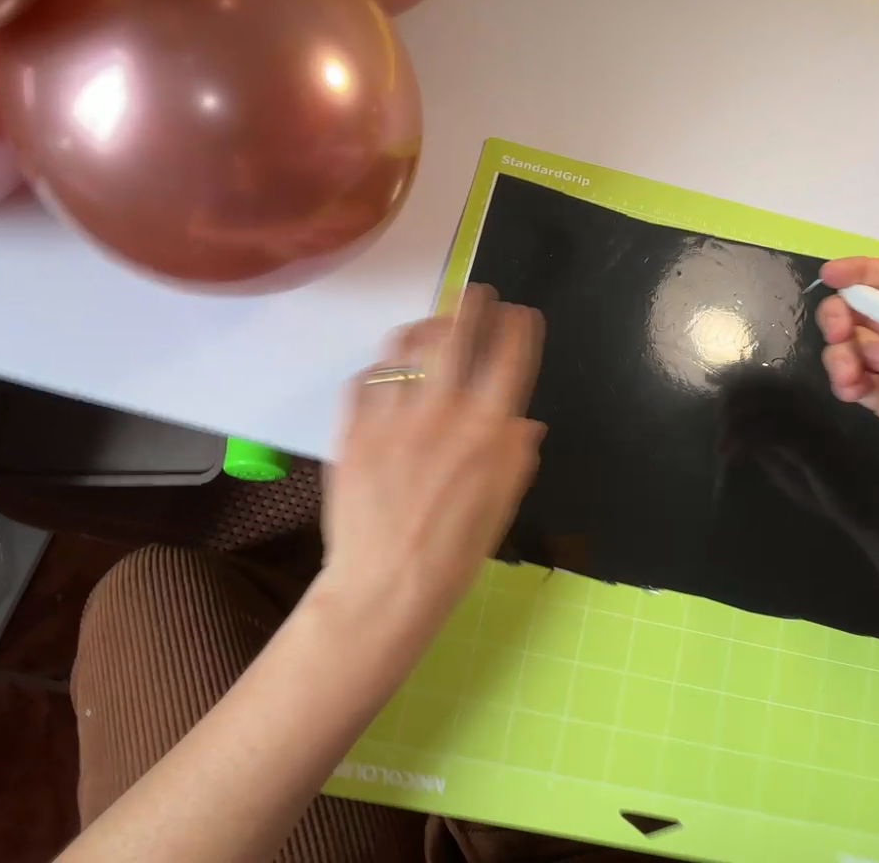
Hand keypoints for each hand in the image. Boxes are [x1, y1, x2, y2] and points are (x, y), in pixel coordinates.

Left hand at [322, 285, 545, 626]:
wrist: (385, 586)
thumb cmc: (455, 553)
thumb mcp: (501, 506)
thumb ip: (516, 457)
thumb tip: (525, 422)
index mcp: (487, 432)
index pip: (509, 359)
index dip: (518, 327)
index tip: (521, 311)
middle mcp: (441, 413)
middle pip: (456, 335)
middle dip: (471, 304)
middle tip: (475, 292)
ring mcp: (392, 417)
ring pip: (406, 347)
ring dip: (424, 326)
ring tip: (430, 325)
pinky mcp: (353, 429)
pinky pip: (365, 378)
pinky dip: (381, 366)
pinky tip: (389, 371)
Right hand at [815, 257, 878, 511]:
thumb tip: (870, 349)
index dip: (864, 273)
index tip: (829, 274)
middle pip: (867, 312)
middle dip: (843, 314)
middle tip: (836, 332)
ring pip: (854, 347)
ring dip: (840, 353)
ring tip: (847, 376)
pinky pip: (857, 383)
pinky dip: (844, 382)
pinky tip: (848, 391)